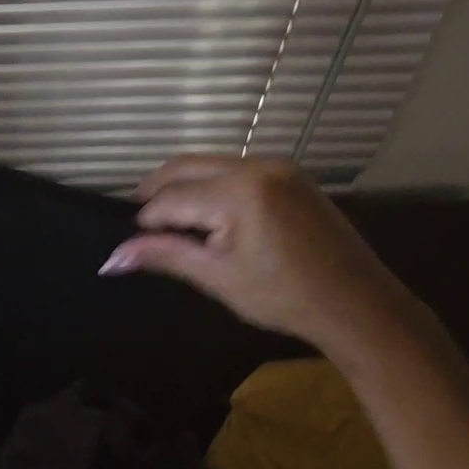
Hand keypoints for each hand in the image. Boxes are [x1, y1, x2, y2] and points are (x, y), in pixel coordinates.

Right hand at [100, 155, 416, 352]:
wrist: (357, 304)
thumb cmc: (284, 297)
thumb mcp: (217, 277)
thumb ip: (164, 255)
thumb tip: (110, 259)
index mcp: (239, 192)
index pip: (170, 199)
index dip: (145, 223)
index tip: (131, 246)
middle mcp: (257, 166)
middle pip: (184, 166)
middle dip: (156, 193)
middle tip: (138, 226)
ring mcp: (277, 166)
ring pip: (208, 164)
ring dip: (182, 187)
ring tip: (169, 224)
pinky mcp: (289, 174)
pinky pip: (233, 169)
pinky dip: (209, 185)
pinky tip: (205, 216)